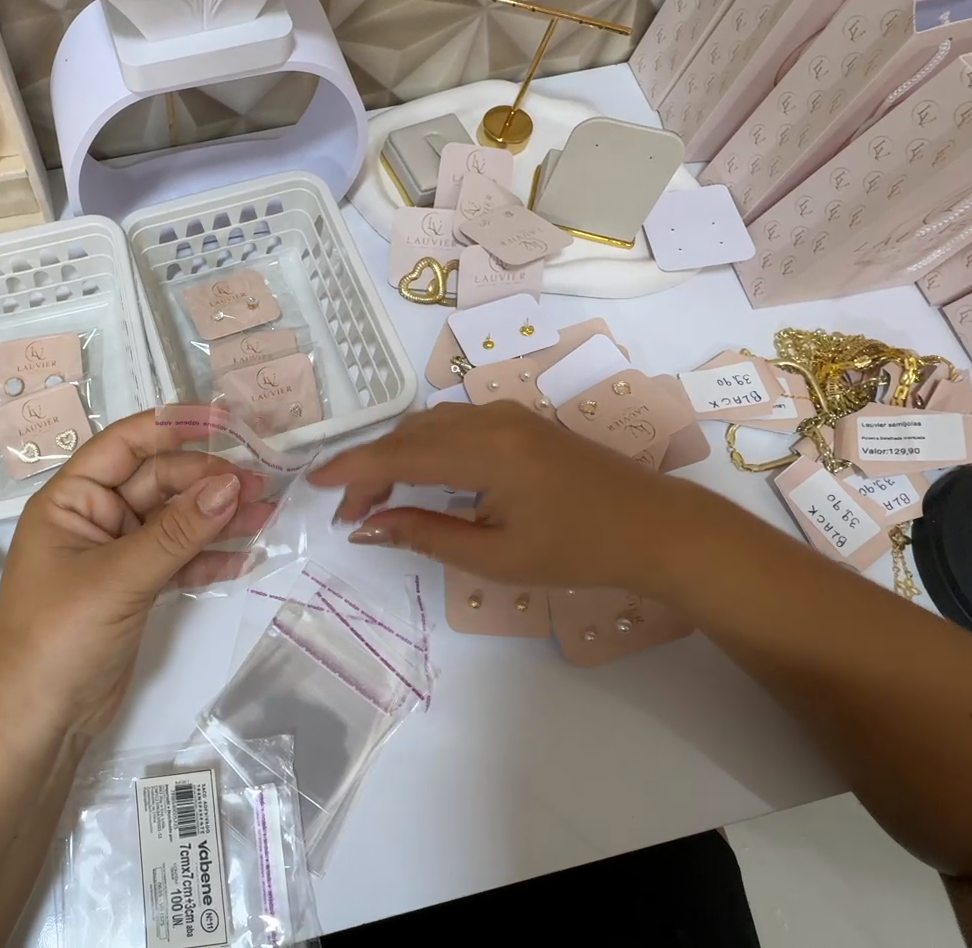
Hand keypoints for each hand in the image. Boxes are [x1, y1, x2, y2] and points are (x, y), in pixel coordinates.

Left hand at [0, 411, 273, 744]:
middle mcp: (94, 518)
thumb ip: (177, 533)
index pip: (126, 444)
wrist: (37, 723)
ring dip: (217, 519)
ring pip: (174, 522)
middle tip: (260, 486)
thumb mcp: (118, 579)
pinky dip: (208, 559)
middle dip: (207, 482)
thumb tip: (232, 485)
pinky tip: (245, 557)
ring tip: (267, 514)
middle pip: (159, 482)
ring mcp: (117, 554)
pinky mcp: (136, 588)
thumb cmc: (57, 638)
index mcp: (71, 499)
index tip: (227, 423)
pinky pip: (178, 560)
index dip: (174, 427)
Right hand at [310, 401, 743, 593]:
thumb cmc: (579, 550)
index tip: (314, 487)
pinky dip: (422, 447)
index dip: (349, 469)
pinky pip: (451, 424)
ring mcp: (505, 414)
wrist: (657, 527)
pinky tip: (421, 476)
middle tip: (352, 513)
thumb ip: (425, 535)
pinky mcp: (518, 421)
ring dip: (395, 456)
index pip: (396, 455)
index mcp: (483, 452)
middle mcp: (488, 420)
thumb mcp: (496, 556)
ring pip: (427, 425)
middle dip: (369, 469)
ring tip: (380, 500)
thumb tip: (367, 527)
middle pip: (406, 435)